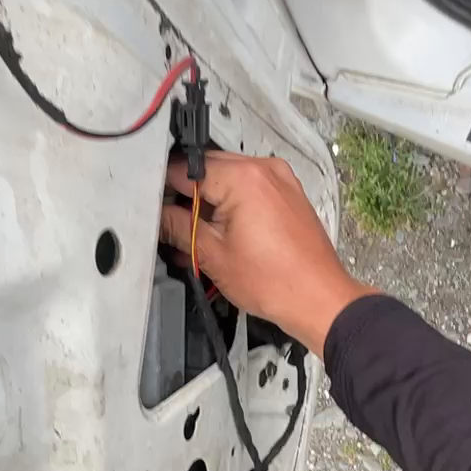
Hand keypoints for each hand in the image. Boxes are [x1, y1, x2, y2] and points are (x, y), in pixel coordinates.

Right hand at [159, 151, 376, 355]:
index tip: (151, 206)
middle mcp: (264, 170)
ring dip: (208, 204)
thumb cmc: (278, 283)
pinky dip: (232, 208)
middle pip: (208, 170)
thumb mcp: (214, 256)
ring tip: (192, 238)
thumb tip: (158, 216)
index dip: (163, 188)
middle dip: (186, 196)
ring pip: (229, 181)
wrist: (319, 300)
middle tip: (169, 224)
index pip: (187, 169)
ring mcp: (280, 181)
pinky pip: (251, 192)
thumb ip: (179, 228)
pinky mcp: (288, 196)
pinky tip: (218, 236)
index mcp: (243, 178)